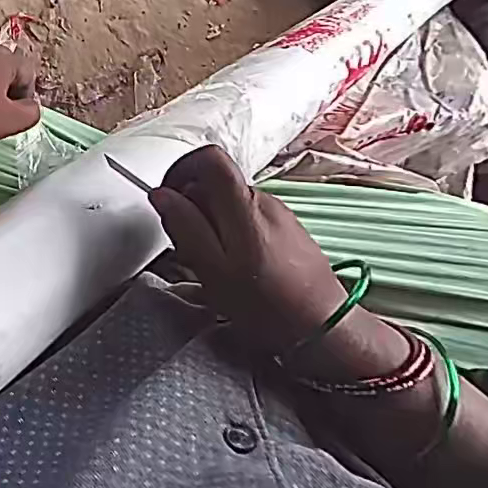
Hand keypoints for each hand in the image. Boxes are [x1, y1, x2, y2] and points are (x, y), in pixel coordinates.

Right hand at [147, 146, 394, 373]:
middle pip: (215, 181)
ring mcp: (279, 212)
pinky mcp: (287, 227)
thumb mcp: (212, 269)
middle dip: (191, 204)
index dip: (181, 169)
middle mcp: (264, 200)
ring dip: (210, 220)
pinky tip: (235, 263)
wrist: (325, 330)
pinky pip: (247, 215)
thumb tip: (162, 195)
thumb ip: (185, 226)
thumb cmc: (267, 306)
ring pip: (229, 200)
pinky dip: (230, 230)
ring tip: (211, 259)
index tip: (169, 197)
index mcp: (243, 206)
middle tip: (187, 243)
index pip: (209, 158)